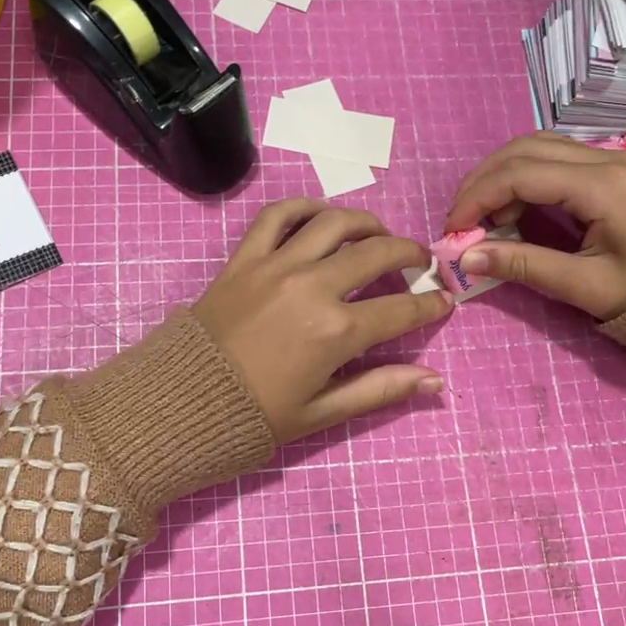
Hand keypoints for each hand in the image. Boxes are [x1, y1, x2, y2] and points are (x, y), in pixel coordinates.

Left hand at [194, 200, 453, 443]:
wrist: (181, 405)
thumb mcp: (322, 412)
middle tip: (419, 262)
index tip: (444, 301)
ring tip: (378, 235)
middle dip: (409, 254)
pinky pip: (278, 216)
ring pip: (334, 223)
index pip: (401, 309)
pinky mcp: (244, 258)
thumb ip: (381, 390)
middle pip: (376, 253)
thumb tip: (435, 380)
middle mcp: (312, 286)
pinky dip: (305, 208)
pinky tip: (320, 216)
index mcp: (336, 331)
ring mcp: (276, 265)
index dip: (431, 304)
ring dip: (366, 223)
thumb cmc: (256, 416)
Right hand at [444, 134, 625, 319]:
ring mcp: (611, 159)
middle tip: (460, 221)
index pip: (520, 173)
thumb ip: (522, 265)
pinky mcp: (611, 169)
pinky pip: (554, 158)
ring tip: (484, 217)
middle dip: (483, 182)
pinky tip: (514, 210)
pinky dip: (523, 177)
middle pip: (524, 149)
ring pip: (537, 147)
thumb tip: (465, 256)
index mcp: (602, 185)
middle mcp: (606, 158)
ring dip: (501, 175)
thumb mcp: (582, 286)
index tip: (453, 229)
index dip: (478, 197)